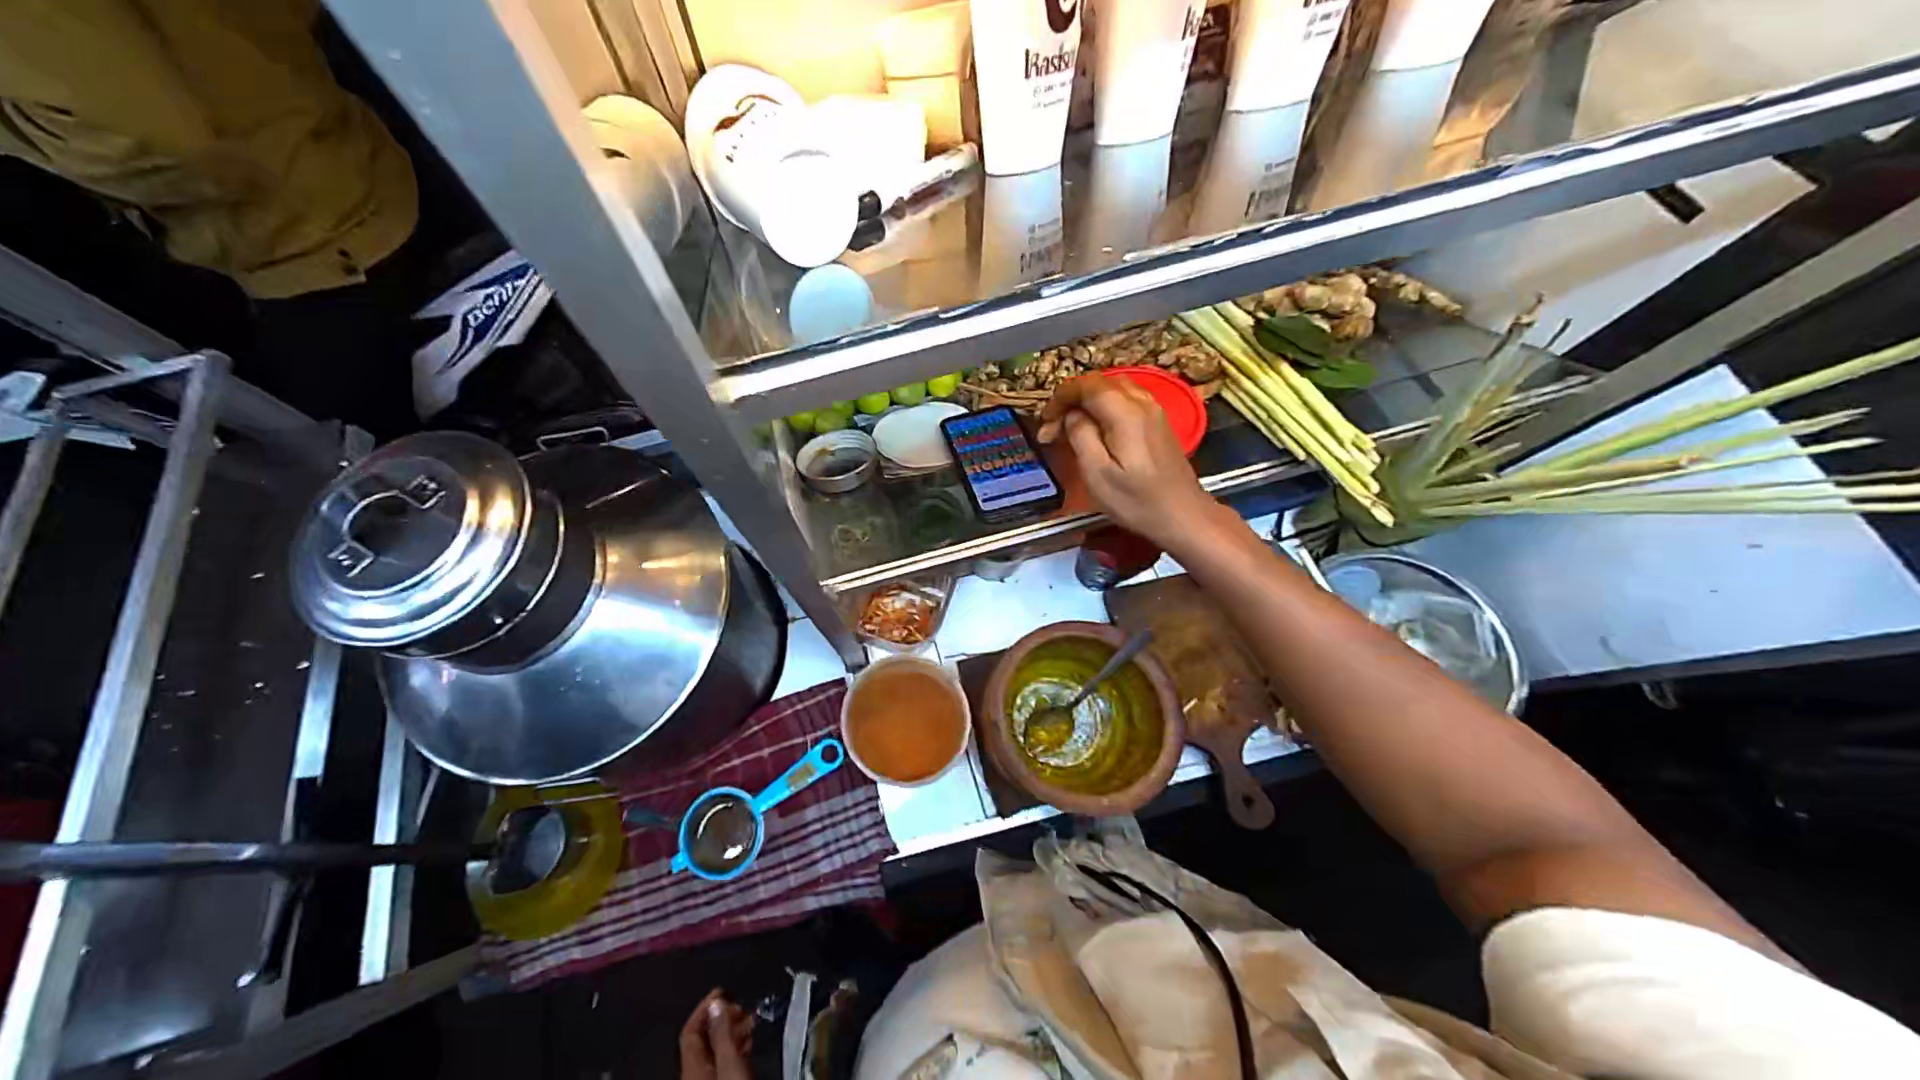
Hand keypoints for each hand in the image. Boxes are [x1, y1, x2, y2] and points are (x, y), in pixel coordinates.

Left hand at [679, 989, 752, 1079]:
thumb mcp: (731, 1062)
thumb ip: (723, 1033)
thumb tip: (716, 1002)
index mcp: (692, 1067)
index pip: (690, 1031)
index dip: (704, 1008)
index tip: (723, 991)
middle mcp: (694, 1074)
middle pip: (703, 1038)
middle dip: (722, 1017)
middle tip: (742, 1007)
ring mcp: (707, 1079)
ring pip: (715, 1048)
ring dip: (731, 1030)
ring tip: (750, 1021)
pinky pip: (722, 1060)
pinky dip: (734, 1045)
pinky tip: (748, 1043)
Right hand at [1038, 376, 1225, 551]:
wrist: (1183, 515)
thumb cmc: (1137, 502)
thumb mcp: (1097, 474)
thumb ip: (1080, 436)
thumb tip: (1072, 415)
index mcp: (1125, 413)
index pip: (1086, 385)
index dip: (1060, 397)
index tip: (1045, 421)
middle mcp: (1142, 403)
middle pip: (1100, 383)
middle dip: (1072, 399)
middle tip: (1054, 428)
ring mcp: (1154, 410)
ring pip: (1114, 388)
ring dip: (1088, 402)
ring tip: (1071, 427)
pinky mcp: (1158, 422)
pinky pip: (1127, 400)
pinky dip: (1105, 406)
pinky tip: (1097, 428)